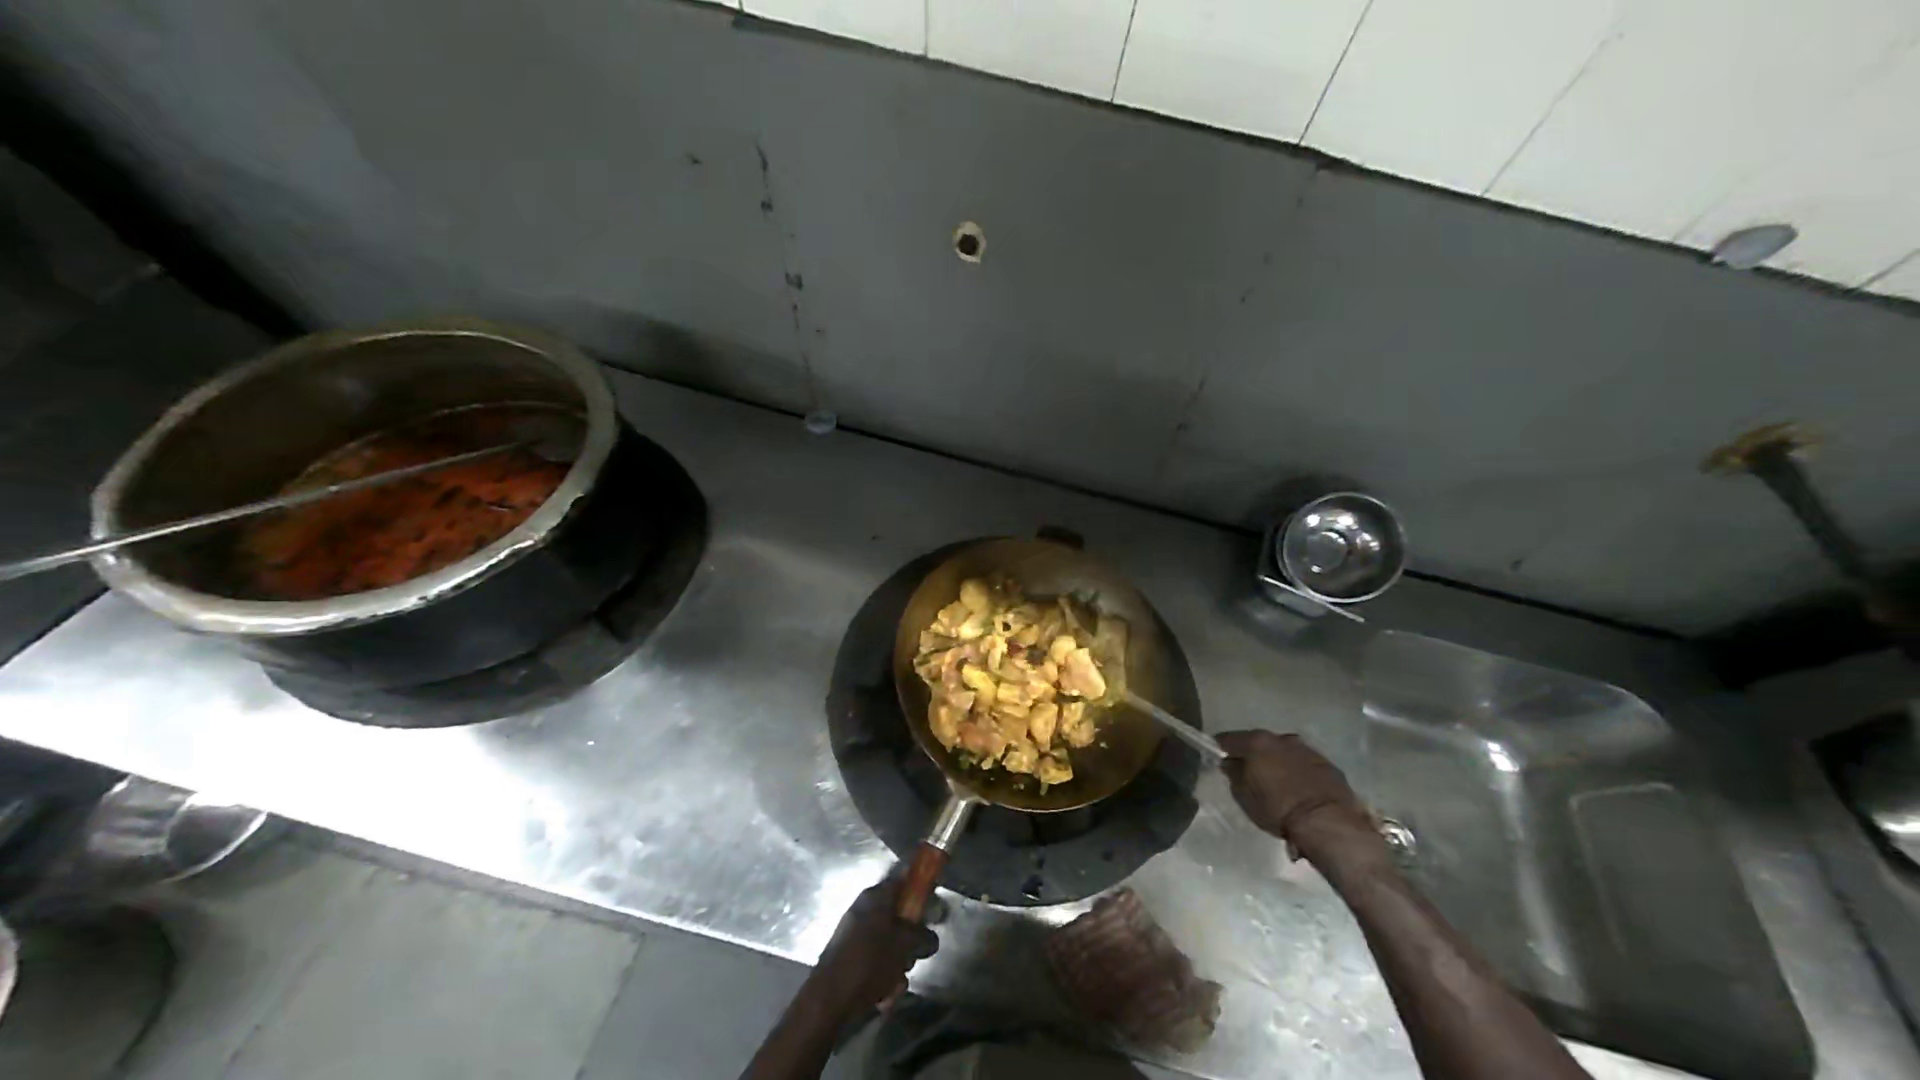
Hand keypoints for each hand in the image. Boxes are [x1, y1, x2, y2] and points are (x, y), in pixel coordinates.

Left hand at [805, 877, 938, 1014]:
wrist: (828, 999)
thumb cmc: (869, 962)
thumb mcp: (904, 946)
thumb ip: (922, 936)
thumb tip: (930, 937)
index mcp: (875, 897)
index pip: (903, 881)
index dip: (921, 892)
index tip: (933, 910)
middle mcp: (863, 910)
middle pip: (898, 917)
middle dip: (910, 941)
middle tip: (915, 956)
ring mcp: (854, 933)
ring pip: (889, 944)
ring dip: (898, 964)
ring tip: (897, 982)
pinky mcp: (848, 957)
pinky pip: (875, 961)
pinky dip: (882, 977)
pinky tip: (884, 995)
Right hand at [1215, 730, 1381, 864]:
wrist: (1328, 822)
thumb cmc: (1277, 807)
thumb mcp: (1243, 795)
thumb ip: (1234, 773)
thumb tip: (1230, 763)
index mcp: (1258, 742)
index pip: (1229, 739)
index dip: (1220, 748)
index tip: (1217, 757)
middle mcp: (1283, 738)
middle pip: (1260, 743)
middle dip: (1253, 755)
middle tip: (1249, 774)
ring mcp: (1308, 750)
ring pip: (1284, 752)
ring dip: (1278, 763)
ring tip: (1277, 784)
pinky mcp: (1329, 766)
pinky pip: (1305, 765)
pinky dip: (1298, 773)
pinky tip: (1298, 791)